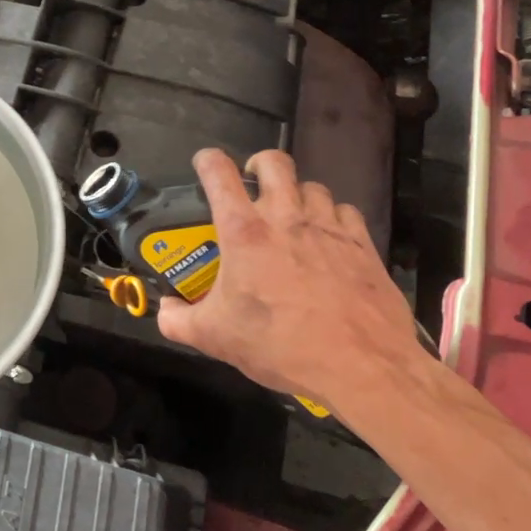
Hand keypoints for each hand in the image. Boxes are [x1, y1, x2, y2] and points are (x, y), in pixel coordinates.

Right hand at [155, 148, 420, 409]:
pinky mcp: (364, 247)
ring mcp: (329, 229)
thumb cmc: (280, 345)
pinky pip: (347, 212)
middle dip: (259, 164)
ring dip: (298, 195)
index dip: (207, 160)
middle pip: (274, 162)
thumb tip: (166, 310)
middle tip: (253, 185)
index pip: (218, 171)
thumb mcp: (214, 337)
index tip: (204, 166)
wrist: (363, 369)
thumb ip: (178, 320)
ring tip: (292, 217)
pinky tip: (328, 239)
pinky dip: (334, 217)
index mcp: (243, 230)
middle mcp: (286, 218)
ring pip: (313, 187)